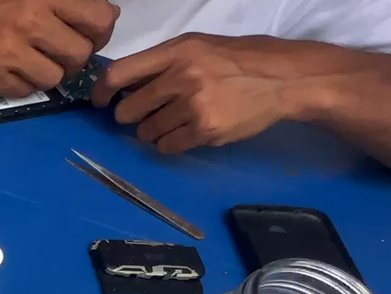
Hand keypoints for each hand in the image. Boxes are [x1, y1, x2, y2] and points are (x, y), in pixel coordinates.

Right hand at [0, 0, 117, 97]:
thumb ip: (66, 1)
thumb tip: (106, 16)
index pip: (99, 20)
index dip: (101, 34)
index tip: (90, 38)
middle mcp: (32, 22)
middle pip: (78, 55)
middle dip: (75, 61)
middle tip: (62, 59)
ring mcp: (10, 53)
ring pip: (53, 78)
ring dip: (50, 76)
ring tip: (38, 68)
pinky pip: (25, 90)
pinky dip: (24, 85)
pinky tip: (14, 74)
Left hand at [93, 34, 330, 152]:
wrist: (290, 78)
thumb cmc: (240, 61)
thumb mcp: (200, 49)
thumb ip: (161, 65)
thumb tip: (118, 87)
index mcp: (180, 51)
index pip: (118, 74)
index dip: (101, 92)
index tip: (100, 102)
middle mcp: (183, 75)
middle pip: (125, 112)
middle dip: (133, 116)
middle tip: (155, 110)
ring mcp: (194, 104)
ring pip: (144, 133)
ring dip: (156, 130)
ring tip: (183, 116)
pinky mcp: (203, 129)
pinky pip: (164, 146)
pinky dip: (173, 142)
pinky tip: (194, 127)